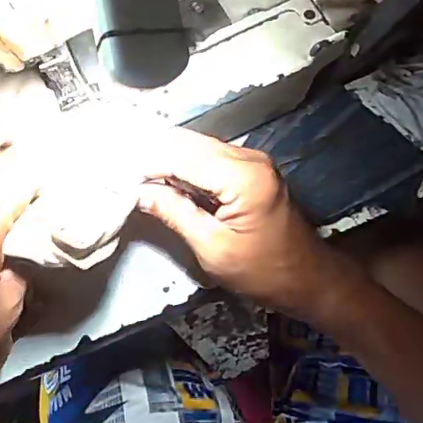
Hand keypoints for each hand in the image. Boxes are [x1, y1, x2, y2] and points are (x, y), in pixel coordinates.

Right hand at [123, 127, 364, 329]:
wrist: (308, 279)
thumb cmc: (264, 272)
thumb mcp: (213, 249)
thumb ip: (175, 213)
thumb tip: (139, 191)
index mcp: (243, 176)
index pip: (181, 156)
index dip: (145, 162)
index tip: (114, 169)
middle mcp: (248, 157)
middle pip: (187, 143)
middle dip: (150, 154)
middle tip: (115, 166)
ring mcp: (250, 160)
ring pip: (194, 146)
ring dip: (163, 157)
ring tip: (130, 169)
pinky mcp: (247, 168)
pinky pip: (206, 156)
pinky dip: (180, 163)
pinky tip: (158, 174)